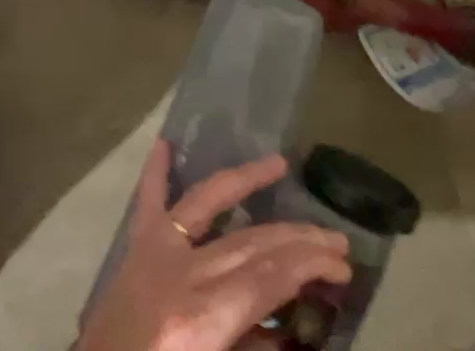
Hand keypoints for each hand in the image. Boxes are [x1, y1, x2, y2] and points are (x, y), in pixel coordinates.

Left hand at [78, 140, 352, 350]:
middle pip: (250, 242)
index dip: (310, 266)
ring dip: (243, 182)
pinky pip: (147, 204)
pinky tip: (164, 144)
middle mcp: (181, 275)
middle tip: (335, 239)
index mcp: (204, 316)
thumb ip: (253, 345)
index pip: (269, 277)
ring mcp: (153, 256)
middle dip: (297, 237)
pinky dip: (156, 173)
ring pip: (206, 207)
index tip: (341, 264)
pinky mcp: (133, 252)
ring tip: (277, 165)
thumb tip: (287, 327)